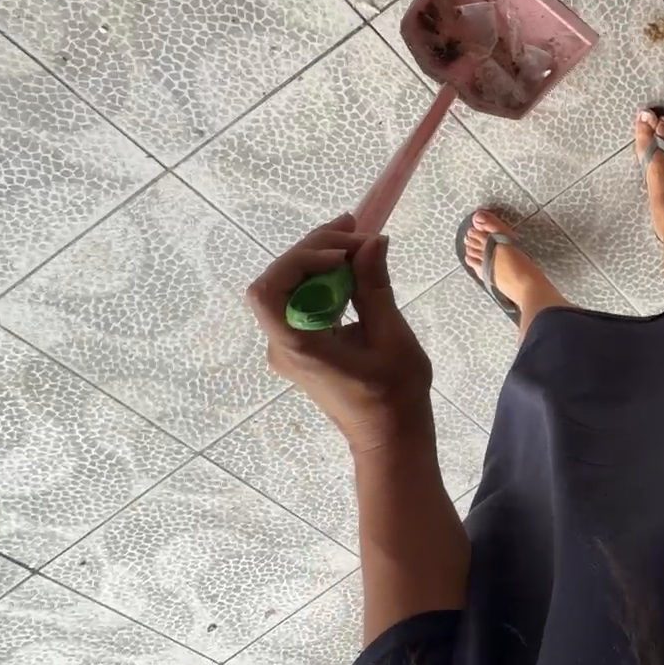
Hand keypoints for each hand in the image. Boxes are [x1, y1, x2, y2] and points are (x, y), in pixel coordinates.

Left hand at [246, 214, 432, 454]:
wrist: (390, 435)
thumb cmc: (395, 393)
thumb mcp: (392, 337)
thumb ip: (375, 288)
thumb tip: (372, 242)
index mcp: (300, 346)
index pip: (268, 291)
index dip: (299, 260)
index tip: (345, 251)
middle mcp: (283, 345)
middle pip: (278, 282)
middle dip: (315, 250)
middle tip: (357, 230)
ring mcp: (290, 347)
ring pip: (289, 289)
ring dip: (320, 261)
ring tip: (359, 240)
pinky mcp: (304, 347)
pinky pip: (304, 302)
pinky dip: (326, 280)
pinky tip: (353, 268)